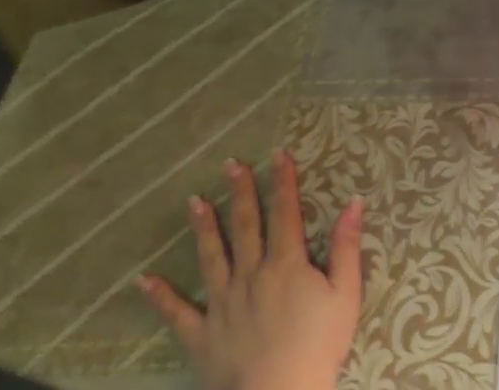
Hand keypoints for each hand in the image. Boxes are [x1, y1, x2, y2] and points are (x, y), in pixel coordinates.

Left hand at [139, 150, 364, 389]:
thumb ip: (346, 247)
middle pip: (245, 226)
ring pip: (211, 257)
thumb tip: (354, 203)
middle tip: (231, 165)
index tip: (277, 154)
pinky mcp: (200, 333)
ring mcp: (221, 303)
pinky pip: (177, 312)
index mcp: (286, 263)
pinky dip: (160, 295)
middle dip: (240, 193)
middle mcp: (251, 274)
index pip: (285, 213)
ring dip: (203, 227)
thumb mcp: (345, 293)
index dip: (282, 182)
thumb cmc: (319, 344)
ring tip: (193, 201)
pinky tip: (144, 280)